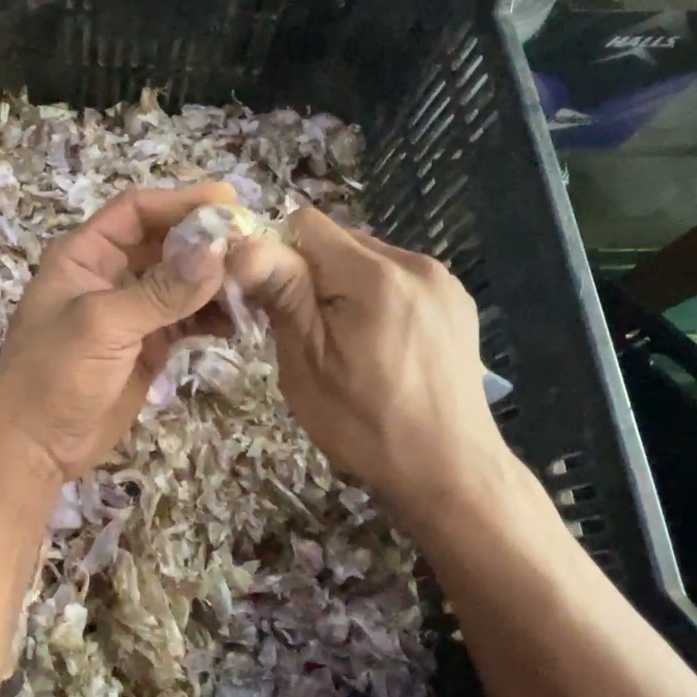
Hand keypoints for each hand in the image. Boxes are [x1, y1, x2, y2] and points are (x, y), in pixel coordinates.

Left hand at [0, 182, 235, 478]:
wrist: (34, 447)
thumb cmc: (53, 375)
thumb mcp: (103, 325)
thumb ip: (160, 291)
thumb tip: (217, 251)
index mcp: (84, 255)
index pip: (136, 211)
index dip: (180, 202)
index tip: (229, 201)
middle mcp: (108, 274)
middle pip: (165, 242)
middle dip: (206, 242)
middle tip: (254, 245)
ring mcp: (130, 311)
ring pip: (181, 281)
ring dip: (215, 281)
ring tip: (256, 283)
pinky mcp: (148, 344)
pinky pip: (186, 319)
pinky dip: (212, 317)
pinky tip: (241, 319)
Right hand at [232, 208, 516, 531]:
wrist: (452, 474)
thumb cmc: (365, 424)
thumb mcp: (306, 363)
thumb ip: (280, 293)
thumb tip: (240, 244)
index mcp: (375, 275)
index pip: (305, 223)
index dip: (276, 254)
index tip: (272, 301)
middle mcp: (416, 263)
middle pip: (337, 240)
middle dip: (311, 274)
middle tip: (306, 331)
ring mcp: (443, 282)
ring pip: (366, 259)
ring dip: (343, 286)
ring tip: (346, 343)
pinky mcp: (456, 302)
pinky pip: (397, 279)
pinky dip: (375, 298)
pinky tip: (380, 344)